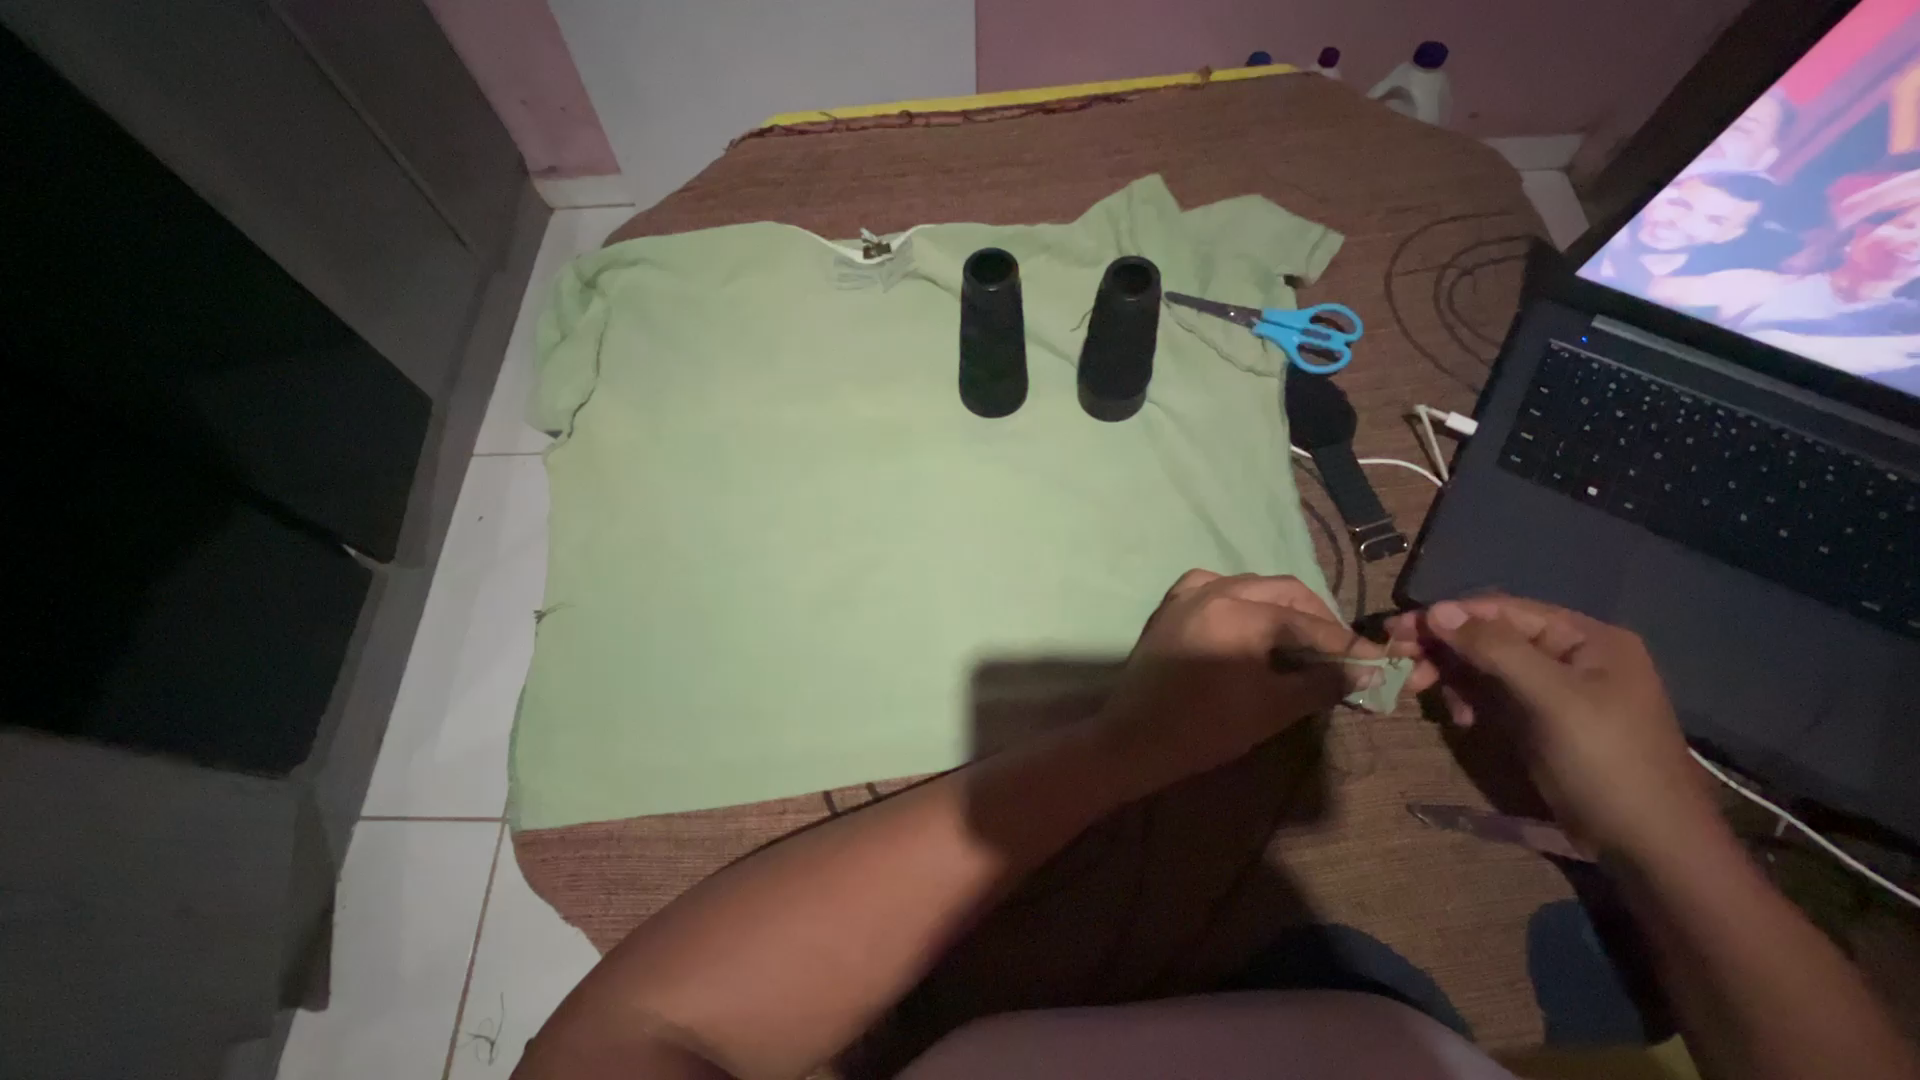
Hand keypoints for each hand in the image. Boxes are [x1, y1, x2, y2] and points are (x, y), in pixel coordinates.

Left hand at [1090, 570, 1383, 789]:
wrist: (1135, 739)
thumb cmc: (1206, 727)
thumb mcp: (1273, 708)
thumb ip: (1322, 682)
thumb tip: (1364, 671)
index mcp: (1241, 611)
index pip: (1308, 623)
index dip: (1347, 645)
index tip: (1378, 662)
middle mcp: (1214, 589)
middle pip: (1283, 592)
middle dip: (1317, 619)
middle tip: (1340, 652)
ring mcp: (1187, 595)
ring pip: (1251, 586)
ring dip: (1282, 607)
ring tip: (1302, 640)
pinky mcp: (1169, 608)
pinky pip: (1215, 589)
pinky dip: (1242, 601)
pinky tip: (1251, 623)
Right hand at [1386, 596, 1725, 865]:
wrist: (1649, 845)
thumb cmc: (1605, 761)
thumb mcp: (1552, 698)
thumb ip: (1496, 649)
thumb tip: (1436, 610)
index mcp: (1587, 639)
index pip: (1504, 610)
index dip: (1449, 615)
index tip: (1398, 629)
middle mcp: (1571, 656)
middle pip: (1491, 635)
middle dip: (1444, 646)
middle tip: (1398, 660)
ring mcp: (1555, 690)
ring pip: (1485, 665)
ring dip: (1450, 674)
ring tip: (1419, 690)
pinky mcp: (1540, 720)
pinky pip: (1492, 695)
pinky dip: (1467, 700)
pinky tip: (1458, 719)